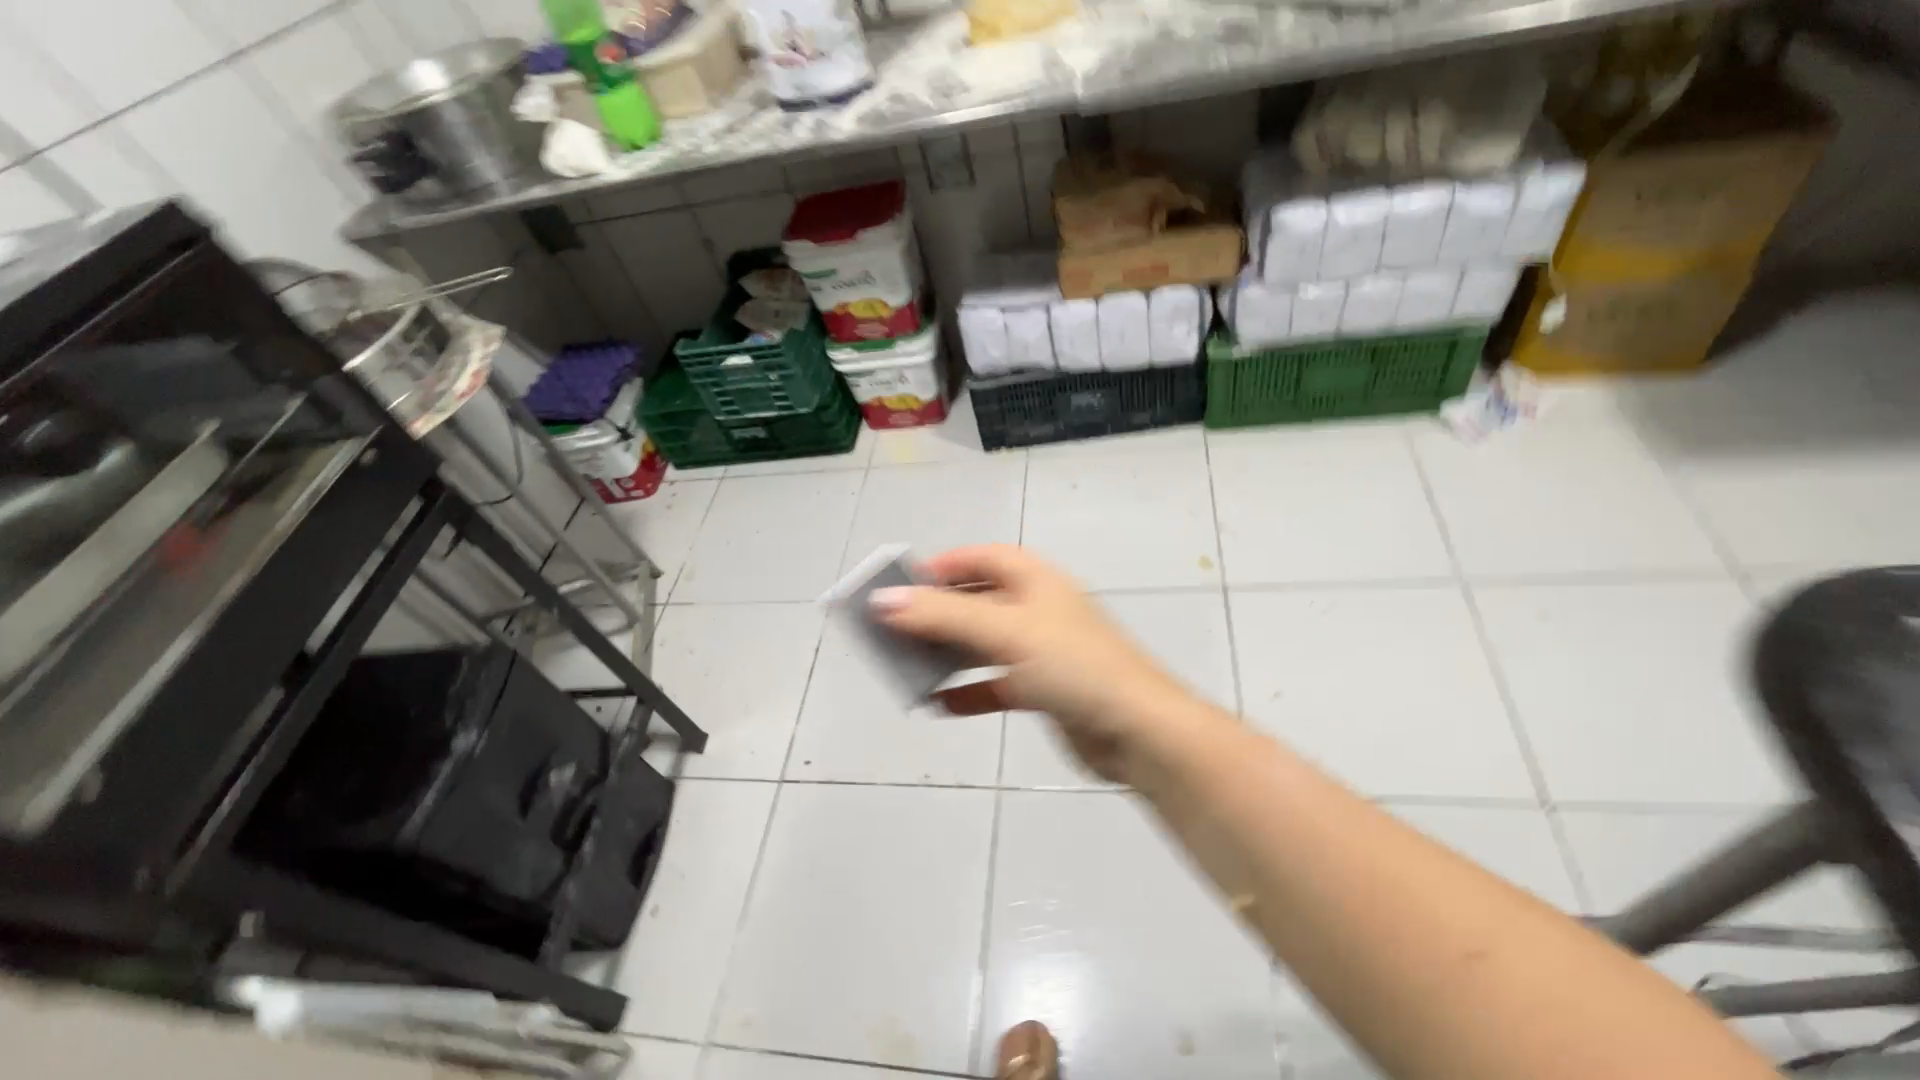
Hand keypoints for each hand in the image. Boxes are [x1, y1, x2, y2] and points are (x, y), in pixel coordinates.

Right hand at [869, 545, 1188, 781]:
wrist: (1138, 731)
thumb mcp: (1006, 633)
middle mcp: (1039, 610)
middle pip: (978, 602)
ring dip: (948, 654)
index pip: (983, 558)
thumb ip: (944, 616)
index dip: (943, 566)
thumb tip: (883, 601)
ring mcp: (1043, 652)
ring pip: (984, 645)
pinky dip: (969, 691)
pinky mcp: (1045, 691)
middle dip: (937, 614)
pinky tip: (939, 705)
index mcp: (1037, 581)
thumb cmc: (1075, 667)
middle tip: (893, 629)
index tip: (901, 585)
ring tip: (906, 665)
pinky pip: (996, 685)